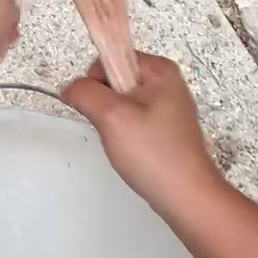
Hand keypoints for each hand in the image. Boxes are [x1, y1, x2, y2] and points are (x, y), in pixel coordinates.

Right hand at [63, 52, 224, 212]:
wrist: (188, 198)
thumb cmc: (153, 153)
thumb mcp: (111, 116)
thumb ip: (84, 93)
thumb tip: (70, 88)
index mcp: (159, 69)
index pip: (110, 59)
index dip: (97, 82)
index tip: (104, 110)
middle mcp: (167, 82)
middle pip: (115, 80)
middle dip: (105, 104)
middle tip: (115, 129)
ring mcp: (168, 106)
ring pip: (121, 102)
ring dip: (113, 121)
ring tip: (125, 142)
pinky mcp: (166, 128)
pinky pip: (132, 119)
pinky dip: (125, 133)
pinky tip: (132, 150)